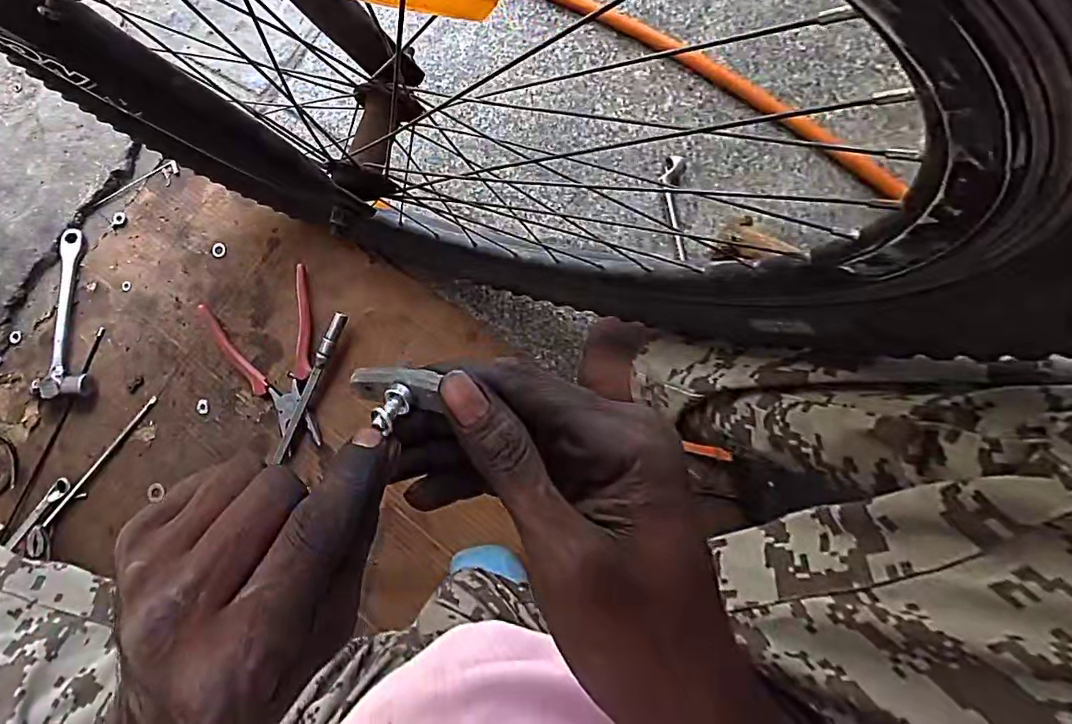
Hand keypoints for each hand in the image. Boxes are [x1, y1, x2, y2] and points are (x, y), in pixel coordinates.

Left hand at [113, 432, 392, 723]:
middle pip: (274, 490)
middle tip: (291, 539)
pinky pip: (203, 474)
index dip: (348, 482)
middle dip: (299, 502)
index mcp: (240, 652)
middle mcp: (184, 605)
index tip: (371, 443)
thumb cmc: (252, 691)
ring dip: (261, 495)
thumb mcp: (317, 643)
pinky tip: (220, 538)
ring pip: (239, 470)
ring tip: (254, 540)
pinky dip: (225, 495)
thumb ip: (347, 554)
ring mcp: (149, 567)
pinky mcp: (130, 538)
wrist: (164, 715)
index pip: (308, 536)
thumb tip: (370, 469)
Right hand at [397, 361, 778, 723]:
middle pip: (510, 403)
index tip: (394, 385)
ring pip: (506, 430)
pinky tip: (427, 491)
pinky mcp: (581, 479)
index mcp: (622, 435)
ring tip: (394, 461)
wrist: (685, 709)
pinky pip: (518, 461)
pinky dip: (474, 475)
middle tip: (386, 426)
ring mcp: (597, 454)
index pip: (522, 386)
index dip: (453, 381)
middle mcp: (612, 428)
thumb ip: (507, 459)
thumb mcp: (560, 549)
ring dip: (451, 448)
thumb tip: (454, 385)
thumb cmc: (634, 641)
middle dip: (445, 417)